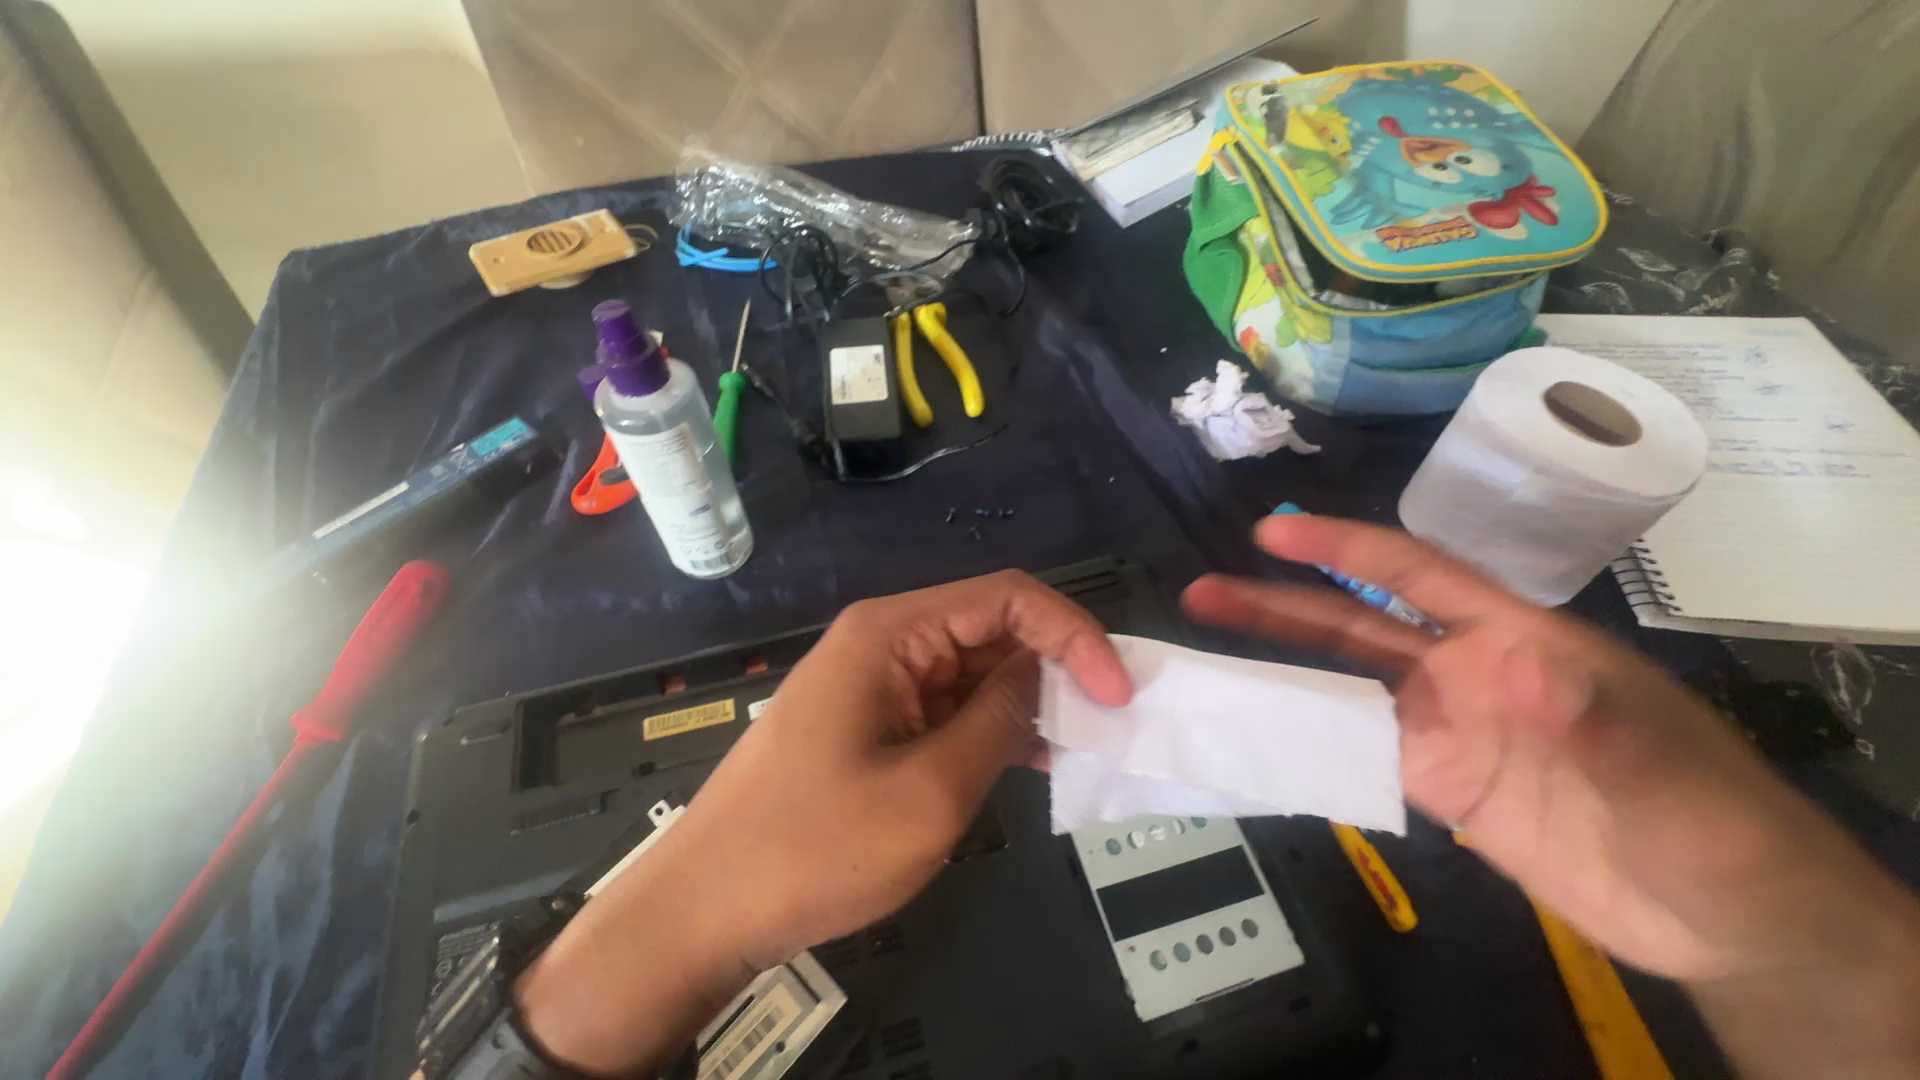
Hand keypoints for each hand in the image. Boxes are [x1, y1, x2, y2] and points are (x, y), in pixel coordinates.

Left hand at [514, 570, 1130, 1075]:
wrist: (707, 909)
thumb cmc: (814, 847)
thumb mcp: (929, 790)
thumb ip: (998, 721)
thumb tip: (1042, 675)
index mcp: (892, 634)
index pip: (1006, 597)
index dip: (1072, 633)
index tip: (1116, 693)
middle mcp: (885, 644)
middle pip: (992, 630)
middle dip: (1056, 667)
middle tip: (1109, 723)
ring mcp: (877, 685)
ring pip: (975, 673)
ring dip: (1030, 703)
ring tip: (1082, 746)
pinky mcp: (874, 725)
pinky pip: (949, 710)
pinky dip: (994, 730)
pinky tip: (1033, 763)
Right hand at [1183, 515, 1919, 1078]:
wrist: (1726, 925)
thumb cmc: (1717, 830)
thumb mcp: (1671, 774)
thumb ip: (1595, 719)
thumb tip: (1514, 662)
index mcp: (1514, 638)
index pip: (1415, 574)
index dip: (1343, 548)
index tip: (1271, 534)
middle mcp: (1463, 671)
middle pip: (1354, 625)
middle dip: (1277, 605)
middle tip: (1202, 591)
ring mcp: (1443, 729)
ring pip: (1342, 683)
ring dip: (1276, 667)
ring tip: (1205, 655)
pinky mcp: (1433, 782)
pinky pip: (1353, 750)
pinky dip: (1304, 739)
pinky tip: (1256, 734)